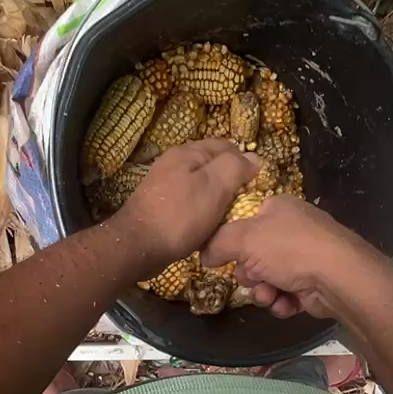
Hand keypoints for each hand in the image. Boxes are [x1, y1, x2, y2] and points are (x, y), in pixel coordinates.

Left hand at [110, 140, 255, 272]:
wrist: (137, 247)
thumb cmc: (180, 216)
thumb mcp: (215, 186)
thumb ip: (235, 167)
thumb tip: (254, 157)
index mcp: (188, 152)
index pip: (227, 146)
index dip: (245, 163)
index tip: (256, 187)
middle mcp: (174, 163)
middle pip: (212, 167)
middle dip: (230, 184)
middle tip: (242, 206)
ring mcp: (164, 186)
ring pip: (201, 187)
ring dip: (216, 201)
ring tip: (226, 220)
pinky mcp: (159, 207)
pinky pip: (188, 205)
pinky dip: (200, 214)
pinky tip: (205, 229)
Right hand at [199, 194, 378, 318]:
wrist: (338, 278)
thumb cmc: (289, 249)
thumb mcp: (243, 238)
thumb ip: (217, 243)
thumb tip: (204, 254)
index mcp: (278, 208)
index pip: (243, 221)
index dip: (231, 241)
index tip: (223, 257)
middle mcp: (292, 229)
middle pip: (253, 255)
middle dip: (250, 274)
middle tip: (254, 278)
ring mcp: (305, 256)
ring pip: (267, 278)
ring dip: (264, 292)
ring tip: (271, 295)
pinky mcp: (313, 282)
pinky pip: (285, 294)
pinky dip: (282, 302)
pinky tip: (286, 304)